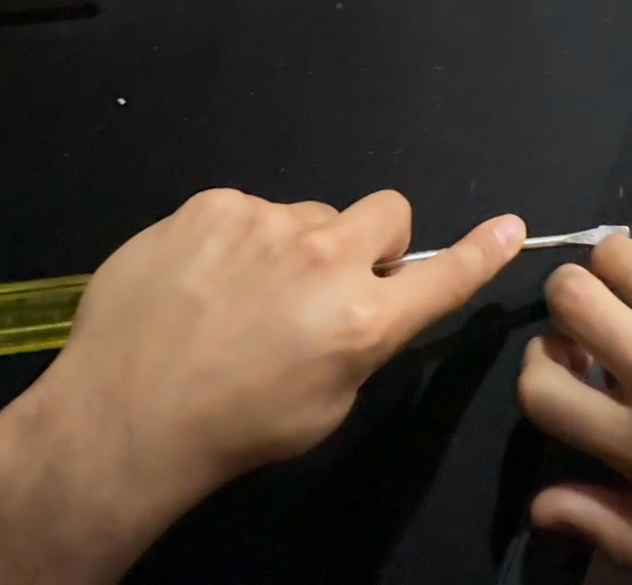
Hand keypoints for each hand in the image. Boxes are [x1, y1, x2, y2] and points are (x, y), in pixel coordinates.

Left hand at [0, 189, 525, 565]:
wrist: (121, 416)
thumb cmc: (235, 428)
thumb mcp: (325, 404)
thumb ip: (362, 341)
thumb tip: (373, 301)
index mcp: (361, 321)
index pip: (442, 274)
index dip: (482, 252)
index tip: (510, 226)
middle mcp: (324, 259)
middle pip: (384, 211)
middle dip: (367, 242)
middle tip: (324, 281)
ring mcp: (266, 222)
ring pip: (309, 214)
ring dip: (294, 244)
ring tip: (240, 290)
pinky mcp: (214, 203)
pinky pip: (250, 211)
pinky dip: (239, 238)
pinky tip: (201, 275)